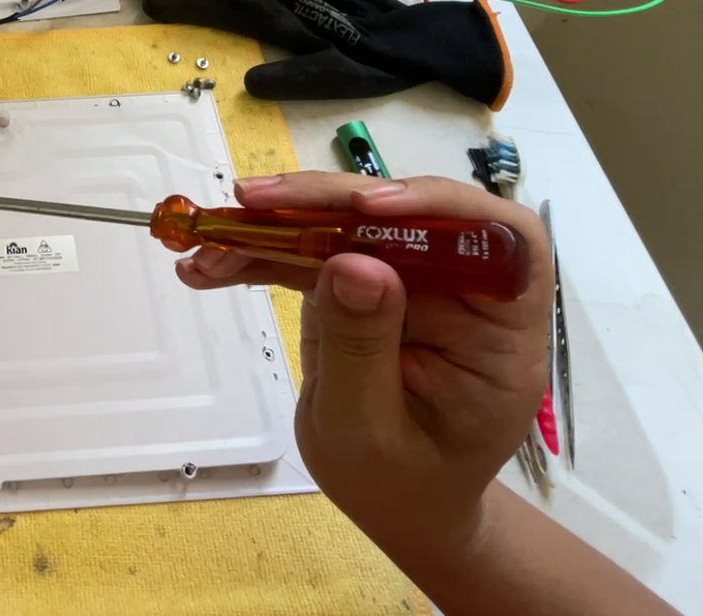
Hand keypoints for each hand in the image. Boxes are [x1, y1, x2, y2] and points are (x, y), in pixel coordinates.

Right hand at [174, 172, 552, 555]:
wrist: (389, 501)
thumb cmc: (401, 483)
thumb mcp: (372, 428)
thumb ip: (363, 346)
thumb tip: (355, 263)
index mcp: (495, 326)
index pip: (500, 238)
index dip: (438, 205)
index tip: (368, 206)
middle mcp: (452, 288)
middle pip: (395, 215)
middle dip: (317, 202)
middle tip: (245, 202)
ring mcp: (398, 282)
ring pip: (337, 226)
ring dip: (266, 228)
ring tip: (202, 245)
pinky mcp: (352, 285)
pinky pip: (303, 255)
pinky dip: (252, 258)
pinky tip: (206, 268)